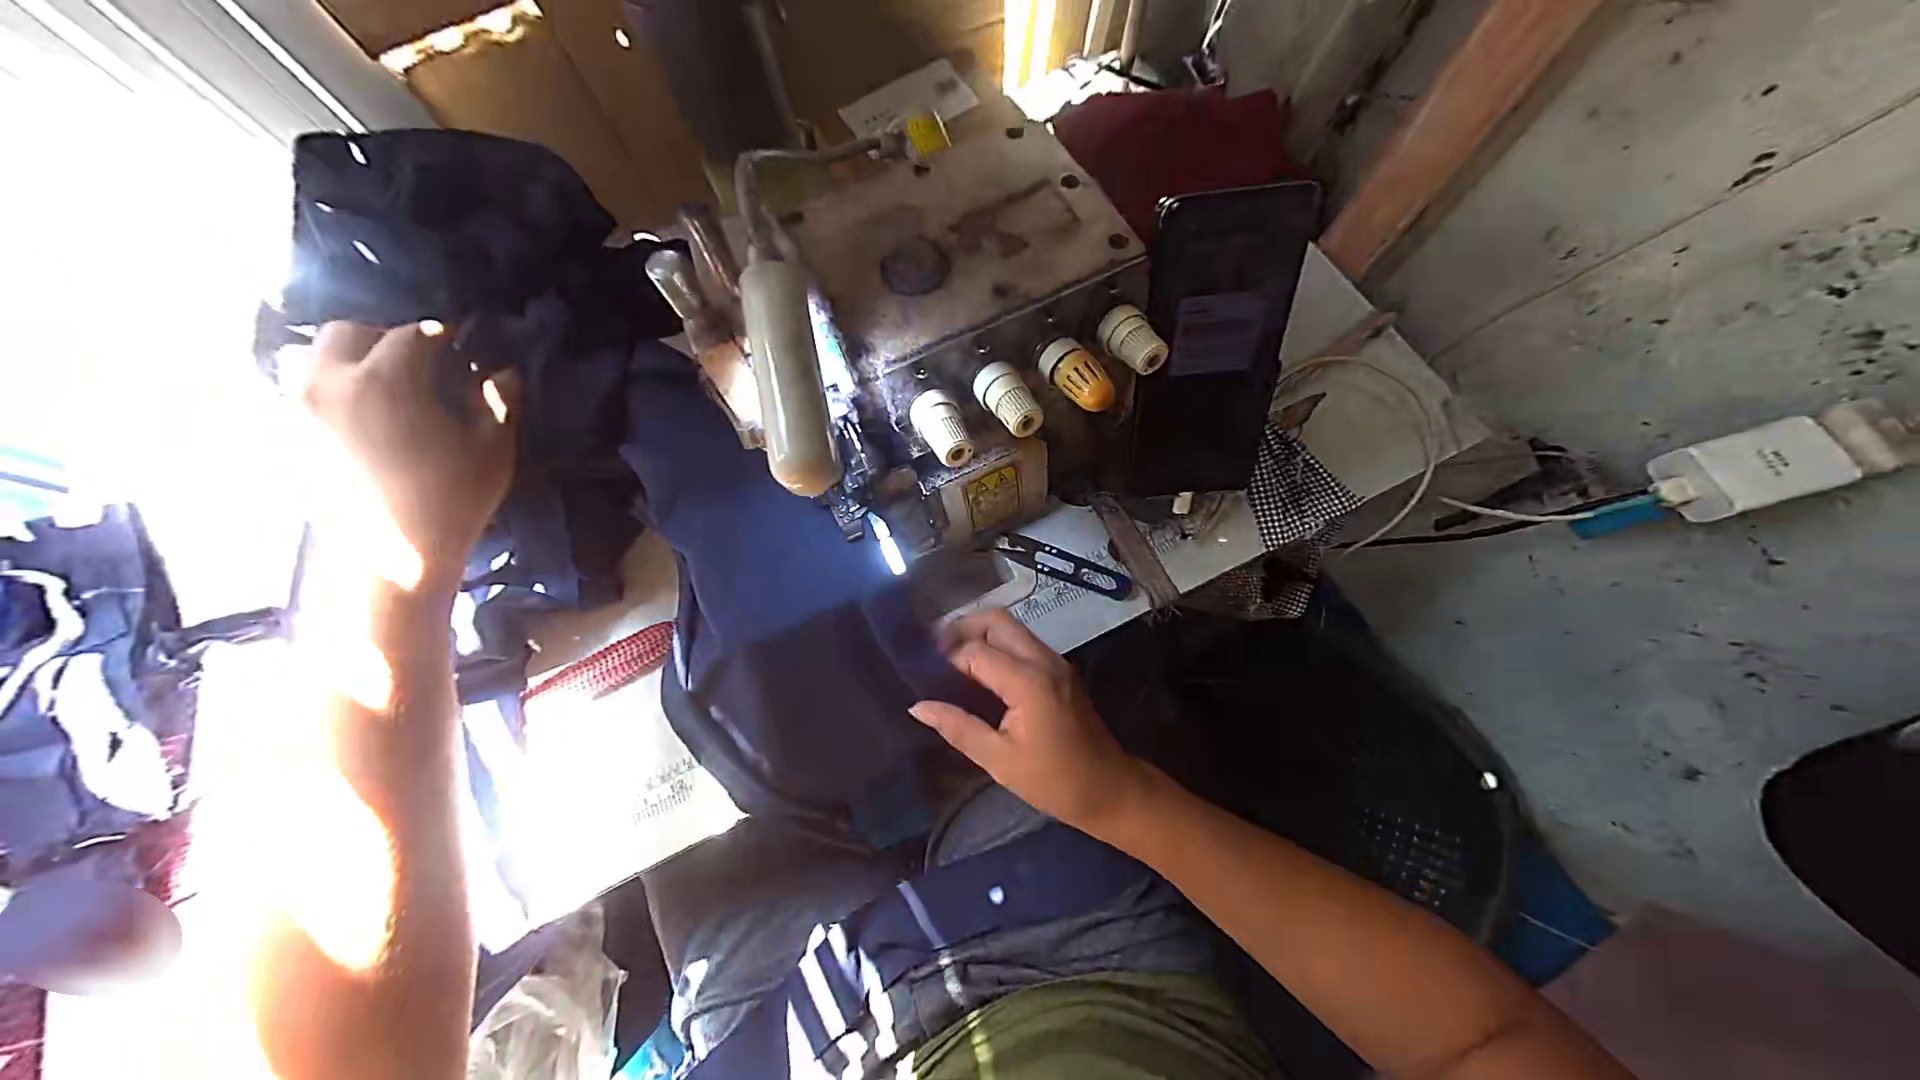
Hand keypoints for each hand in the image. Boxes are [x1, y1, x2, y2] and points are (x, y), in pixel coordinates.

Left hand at [300, 321, 515, 590]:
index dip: (442, 336)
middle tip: (415, 361)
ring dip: (343, 360)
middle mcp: (331, 382)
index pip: (414, 335)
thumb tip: (503, 372)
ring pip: (309, 358)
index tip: (459, 344)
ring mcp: (298, 409)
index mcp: (388, 379)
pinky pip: (293, 396)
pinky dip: (320, 393)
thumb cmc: (453, 500)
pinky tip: (348, 415)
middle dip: (384, 338)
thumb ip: (500, 403)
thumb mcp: (493, 450)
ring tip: (375, 384)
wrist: (393, 557)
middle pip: (347, 332)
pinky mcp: (283, 438)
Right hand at [911, 609, 1151, 835]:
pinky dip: (997, 644)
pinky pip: (1023, 642)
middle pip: (996, 621)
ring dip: (979, 634)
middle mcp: (1043, 660)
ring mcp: (1055, 661)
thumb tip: (918, 707)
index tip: (922, 672)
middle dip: (961, 629)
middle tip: (934, 653)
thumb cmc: (1055, 781)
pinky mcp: (1060, 668)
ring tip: (951, 660)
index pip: (975, 651)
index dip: (946, 659)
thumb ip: (958, 727)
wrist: (1110, 788)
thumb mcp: (999, 760)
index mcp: (1028, 681)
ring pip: (1011, 627)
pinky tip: (979, 670)